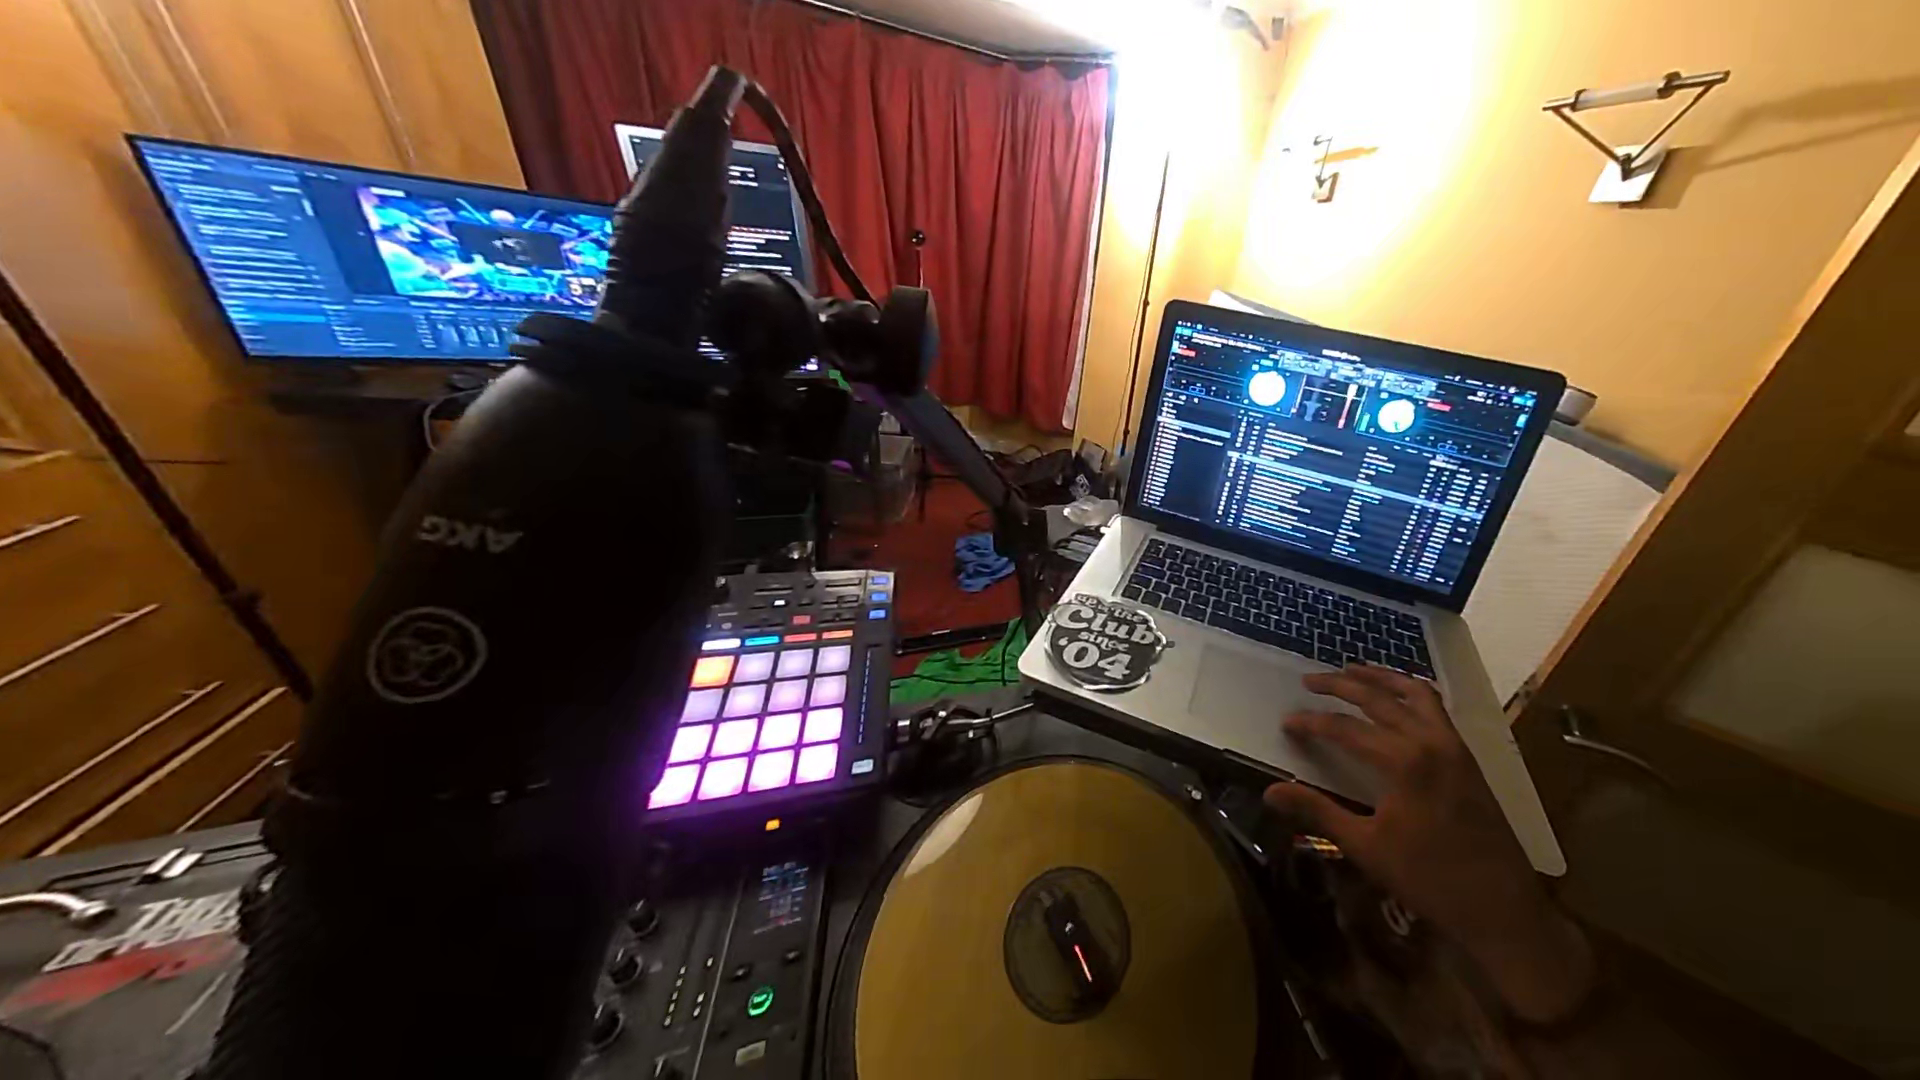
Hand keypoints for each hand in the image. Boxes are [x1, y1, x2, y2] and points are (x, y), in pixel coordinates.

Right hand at [1264, 665, 1594, 1022]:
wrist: (1503, 910)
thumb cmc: (1429, 878)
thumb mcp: (1365, 846)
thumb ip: (1317, 811)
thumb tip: (1270, 791)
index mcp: (1405, 761)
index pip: (1345, 728)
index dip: (1311, 723)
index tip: (1286, 723)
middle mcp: (1432, 743)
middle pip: (1379, 699)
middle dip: (1341, 685)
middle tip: (1309, 680)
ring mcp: (1455, 749)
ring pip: (1416, 695)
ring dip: (1381, 679)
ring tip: (1353, 671)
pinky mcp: (1468, 761)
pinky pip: (1437, 711)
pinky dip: (1411, 695)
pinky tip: (1396, 702)